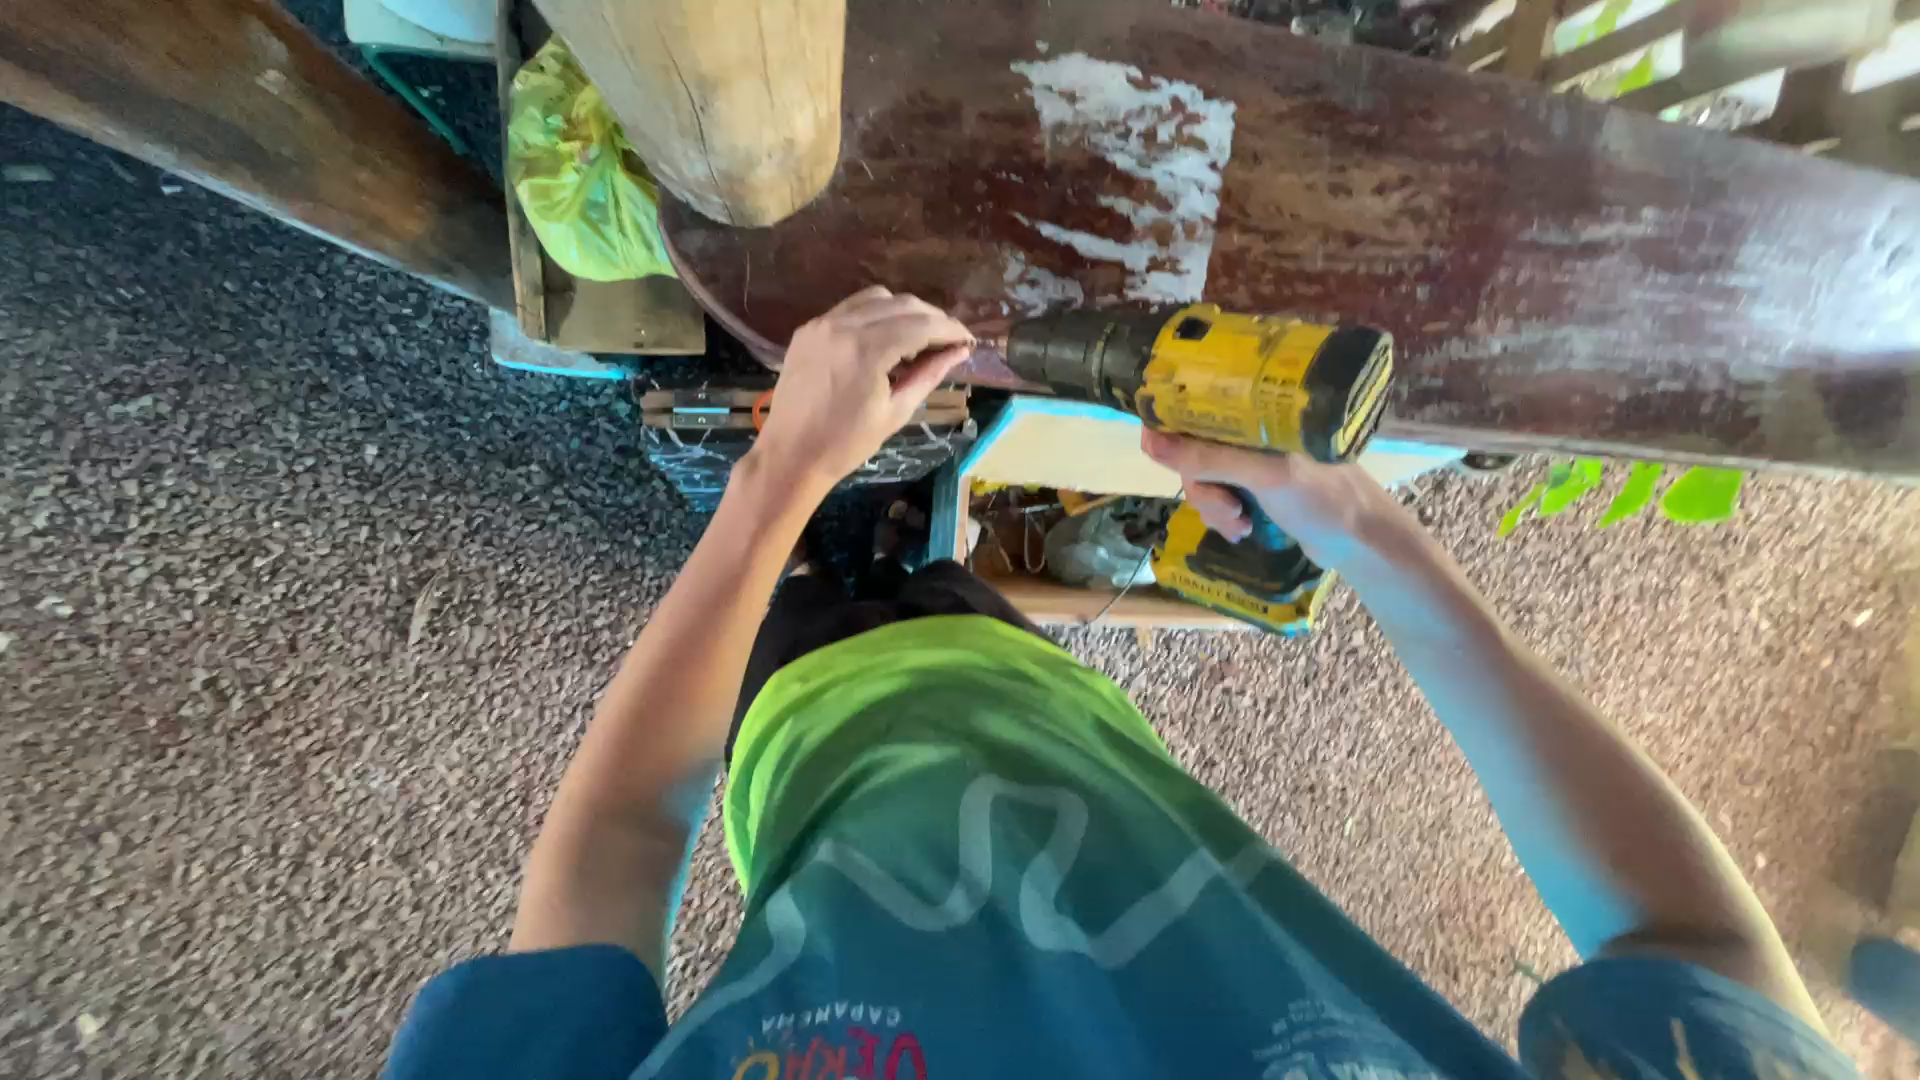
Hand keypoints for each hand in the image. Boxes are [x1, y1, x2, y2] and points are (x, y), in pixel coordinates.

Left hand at [749, 286, 972, 492]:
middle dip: (932, 318)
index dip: (950, 330)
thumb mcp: (896, 412)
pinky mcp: (809, 329)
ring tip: (920, 336)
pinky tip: (886, 336)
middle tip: (950, 339)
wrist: (792, 454)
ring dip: (905, 311)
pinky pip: (851, 308)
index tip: (968, 340)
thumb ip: (929, 375)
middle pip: (902, 304)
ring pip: (876, 298)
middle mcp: (843, 325)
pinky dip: (876, 314)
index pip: (921, 325)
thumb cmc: (847, 444)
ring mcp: (822, 324)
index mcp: (867, 350)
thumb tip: (959, 352)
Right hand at [1140, 429, 1425, 572]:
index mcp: (1258, 411)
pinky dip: (1221, 517)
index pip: (1196, 404)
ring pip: (1201, 477)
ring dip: (1212, 506)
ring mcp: (1252, 460)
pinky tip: (1242, 530)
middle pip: (1192, 447)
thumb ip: (1207, 458)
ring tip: (1238, 523)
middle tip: (1224, 505)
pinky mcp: (1254, 487)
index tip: (1160, 453)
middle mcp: (1252, 430)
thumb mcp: (1262, 475)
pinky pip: (1217, 497)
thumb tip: (1149, 441)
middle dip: (1200, 483)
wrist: (1362, 543)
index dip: (1170, 426)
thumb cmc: (1322, 498)